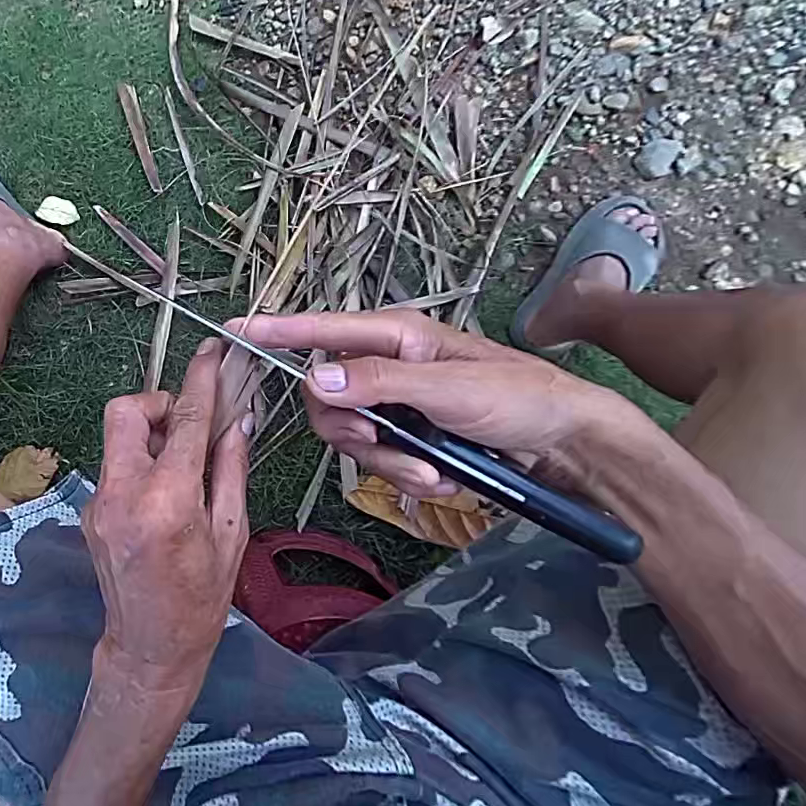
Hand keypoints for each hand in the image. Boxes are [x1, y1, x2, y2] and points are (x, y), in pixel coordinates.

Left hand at [85, 339, 251, 689]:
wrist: (149, 647)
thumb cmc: (203, 598)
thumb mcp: (232, 532)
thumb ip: (231, 469)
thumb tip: (238, 421)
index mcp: (168, 500)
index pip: (184, 421)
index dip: (200, 380)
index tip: (210, 352)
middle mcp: (124, 493)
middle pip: (125, 411)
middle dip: (156, 404)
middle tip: (184, 424)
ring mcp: (99, 502)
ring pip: (116, 437)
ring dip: (148, 434)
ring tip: (178, 462)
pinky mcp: (89, 510)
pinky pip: (114, 465)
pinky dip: (139, 463)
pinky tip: (160, 493)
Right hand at [238, 310, 642, 500]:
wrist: (567, 445)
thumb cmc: (518, 398)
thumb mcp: (449, 387)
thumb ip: (380, 381)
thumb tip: (313, 377)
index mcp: (394, 335)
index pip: (323, 330)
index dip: (278, 330)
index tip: (237, 331)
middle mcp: (384, 365)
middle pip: (327, 396)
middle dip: (353, 429)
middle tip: (383, 443)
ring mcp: (393, 401)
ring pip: (350, 432)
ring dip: (386, 460)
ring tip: (431, 471)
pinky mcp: (406, 432)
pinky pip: (376, 455)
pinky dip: (403, 471)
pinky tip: (439, 475)